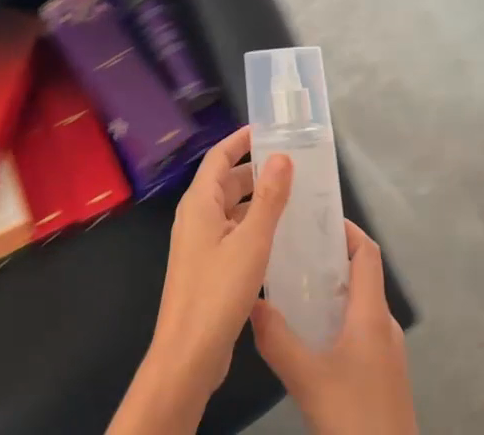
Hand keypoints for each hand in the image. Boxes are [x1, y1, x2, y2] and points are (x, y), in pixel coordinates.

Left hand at [107, 126, 292, 434]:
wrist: (189, 354)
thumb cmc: (218, 292)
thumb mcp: (251, 242)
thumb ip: (268, 198)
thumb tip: (280, 155)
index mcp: (199, 203)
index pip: (219, 157)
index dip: (241, 140)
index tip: (269, 128)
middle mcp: (196, 218)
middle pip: (226, 182)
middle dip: (256, 170)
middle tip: (294, 164)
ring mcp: (200, 245)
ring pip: (231, 210)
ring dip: (257, 200)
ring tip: (295, 197)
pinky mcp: (207, 268)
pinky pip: (232, 234)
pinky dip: (254, 227)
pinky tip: (281, 238)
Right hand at [252, 221, 416, 434]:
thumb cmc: (354, 416)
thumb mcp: (307, 378)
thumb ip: (277, 339)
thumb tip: (249, 302)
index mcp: (372, 315)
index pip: (367, 253)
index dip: (346, 229)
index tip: (315, 218)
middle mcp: (384, 326)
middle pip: (360, 277)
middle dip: (327, 260)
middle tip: (290, 252)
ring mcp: (386, 354)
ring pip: (358, 308)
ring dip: (329, 293)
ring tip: (290, 292)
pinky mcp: (382, 377)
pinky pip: (358, 333)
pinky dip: (334, 322)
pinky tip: (307, 339)